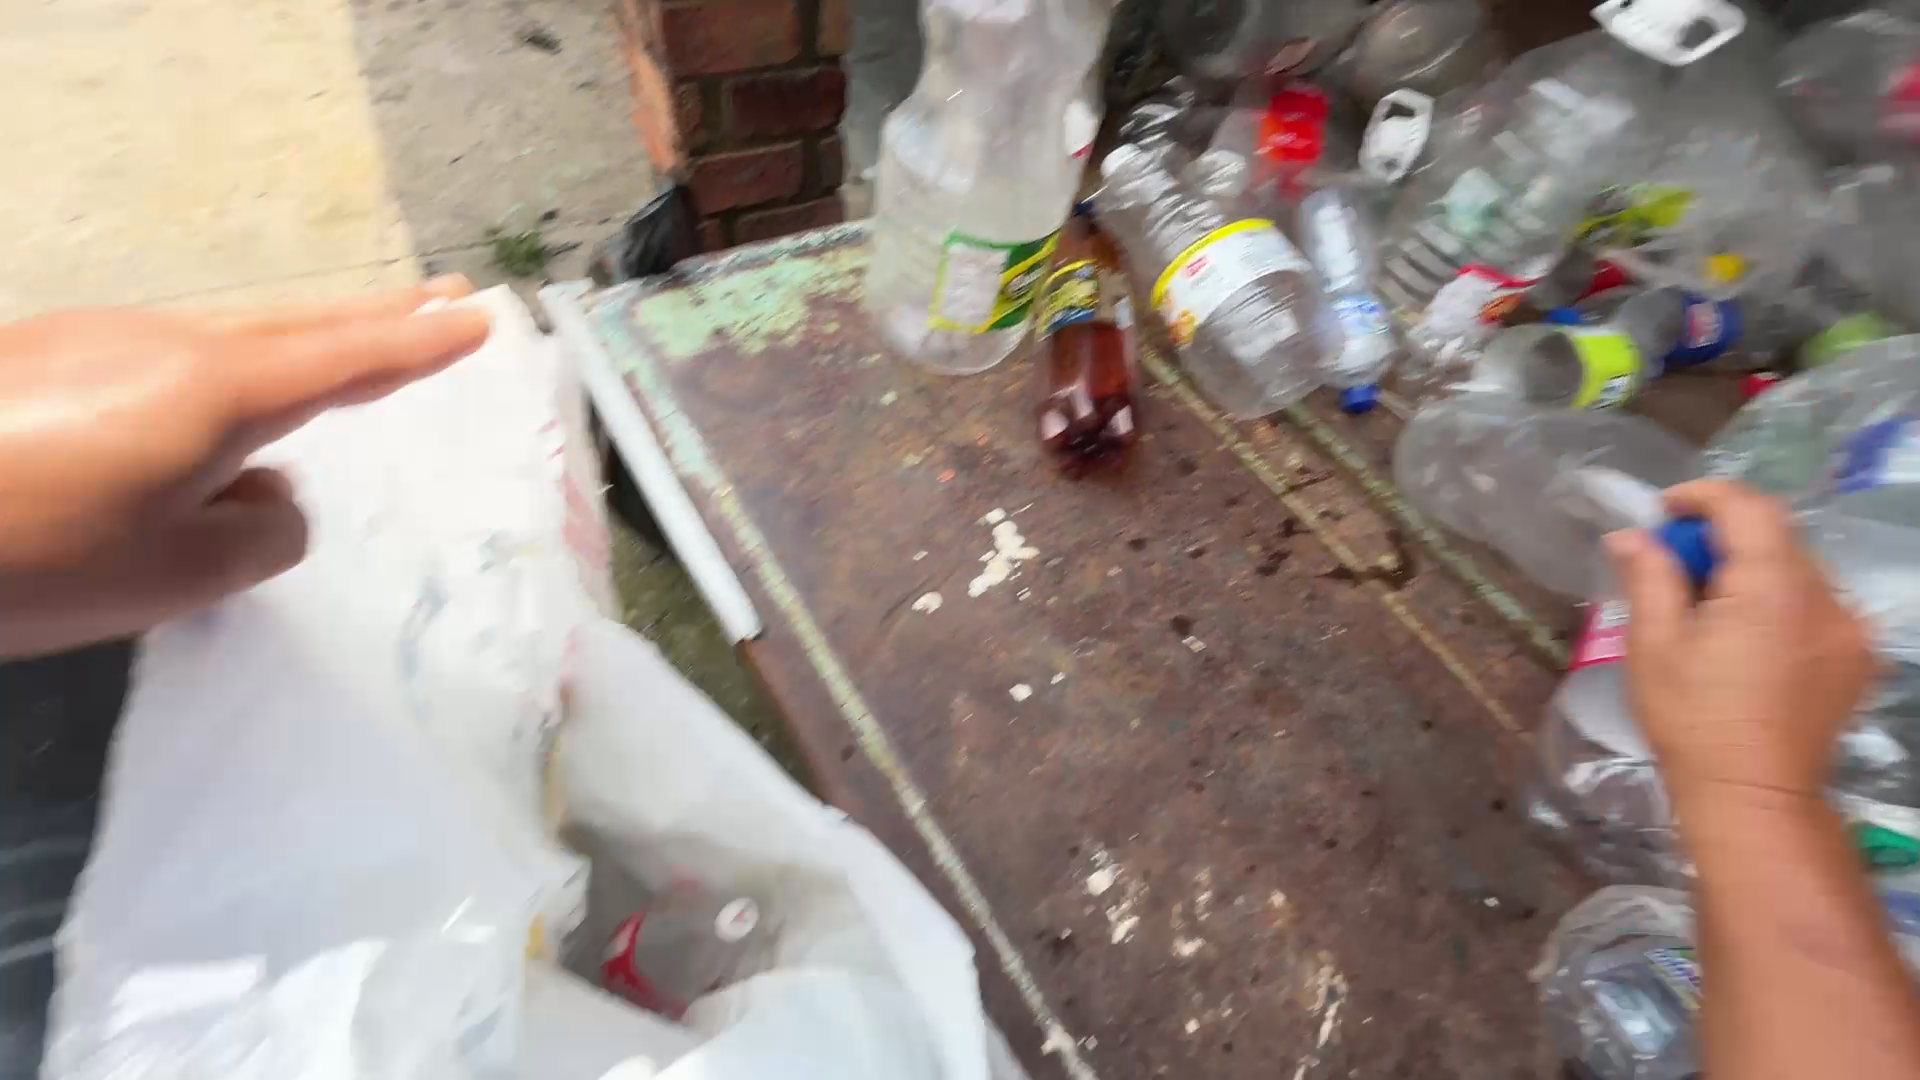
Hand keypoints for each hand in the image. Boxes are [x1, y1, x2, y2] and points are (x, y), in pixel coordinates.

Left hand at [0, 277, 490, 656]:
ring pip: (241, 341)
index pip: (351, 360)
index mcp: (214, 391)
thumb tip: (267, 495)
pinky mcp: (43, 364)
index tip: (480, 317)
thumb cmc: (20, 554)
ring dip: (315, 341)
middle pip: (302, 323)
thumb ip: (268, 531)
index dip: (423, 343)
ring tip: (369, 344)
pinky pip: (180, 366)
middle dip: (384, 311)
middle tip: (445, 293)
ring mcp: (94, 346)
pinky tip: (235, 422)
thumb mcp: (180, 573)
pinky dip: (242, 377)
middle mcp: (162, 349)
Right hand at [1607, 478, 1876, 804]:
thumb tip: (1631, 535)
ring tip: (1696, 603)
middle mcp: (1829, 601)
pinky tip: (1735, 632)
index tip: (1662, 509)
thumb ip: (1649, 578)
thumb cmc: (1689, 712)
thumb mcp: (1653, 641)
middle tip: (1665, 562)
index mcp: (1775, 591)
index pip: (1752, 510)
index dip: (1704, 496)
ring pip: (1797, 570)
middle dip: (1718, 535)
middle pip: (1777, 538)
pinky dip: (1770, 597)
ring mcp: (1851, 631)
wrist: (1752, 787)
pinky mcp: (1856, 657)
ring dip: (1745, 567)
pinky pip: (1813, 603)